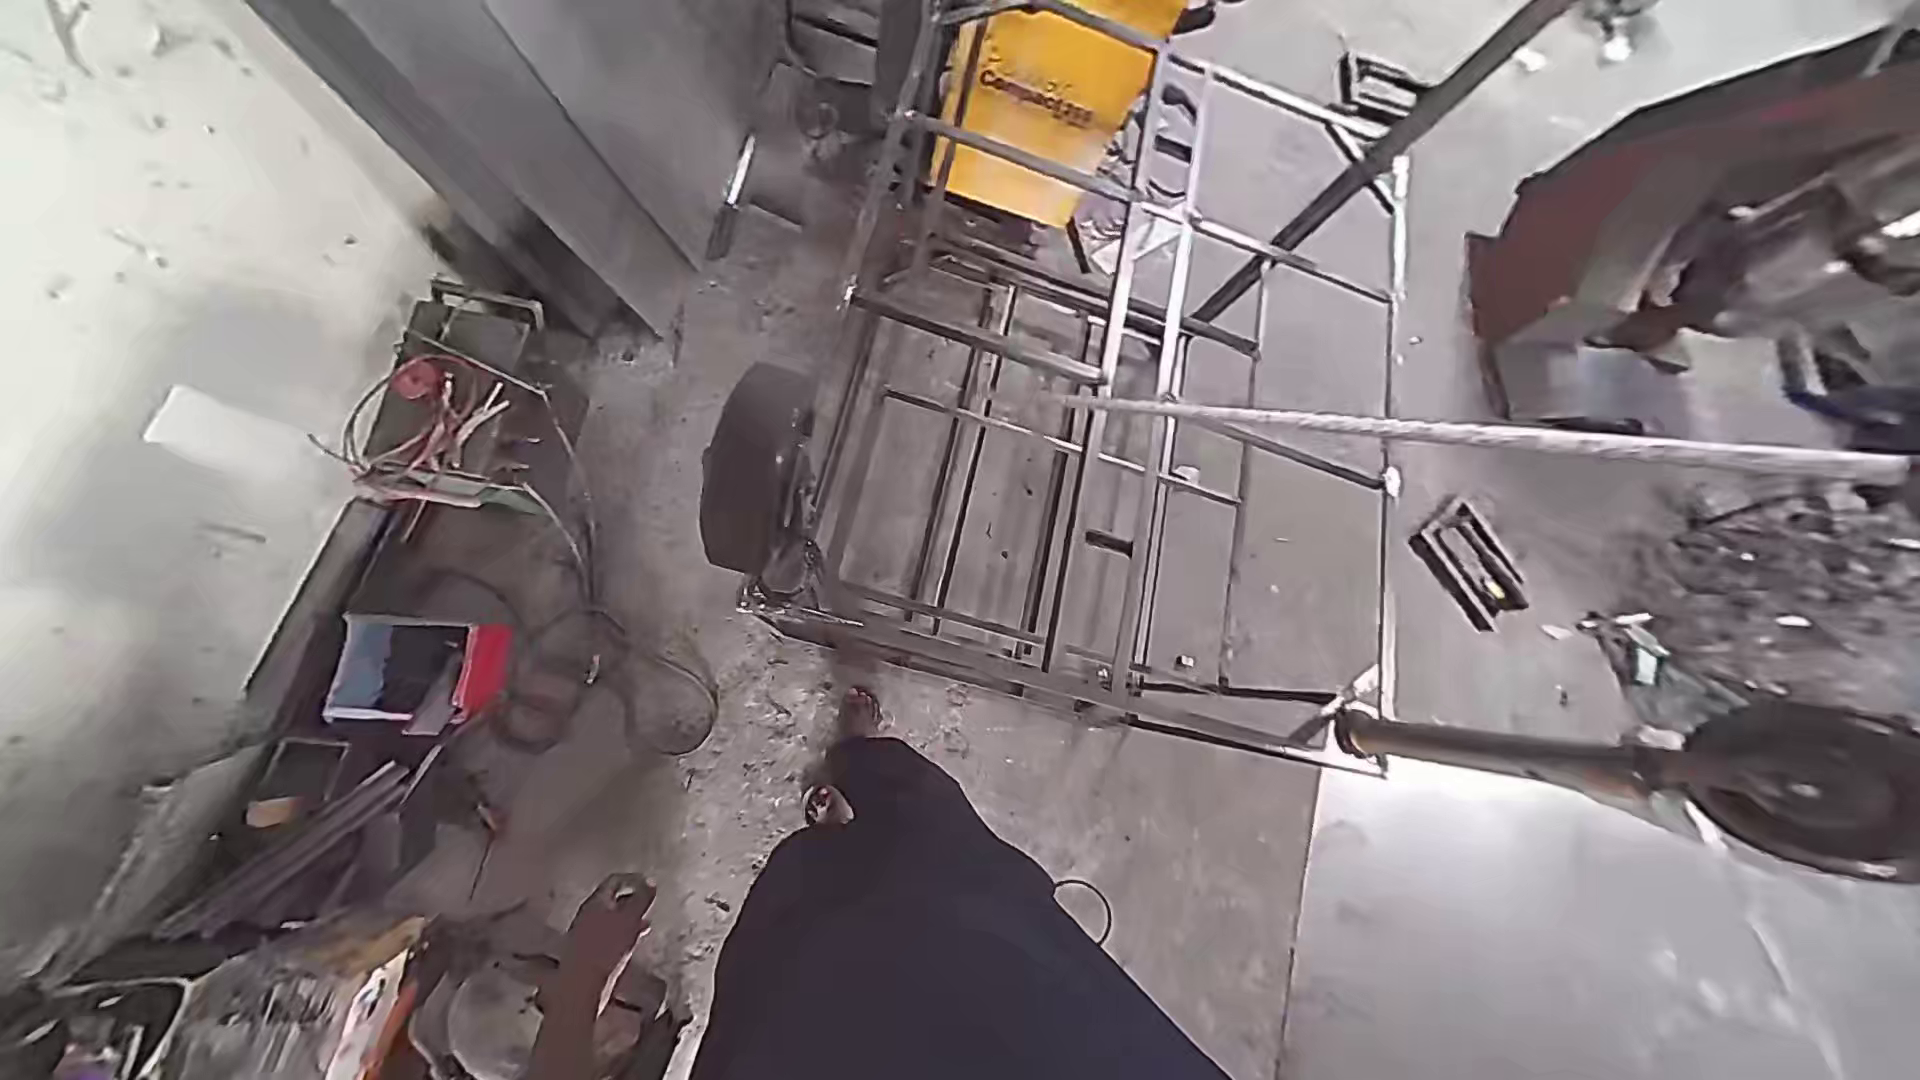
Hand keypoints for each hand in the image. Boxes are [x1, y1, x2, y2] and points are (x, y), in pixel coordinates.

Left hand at [560, 873, 653, 978]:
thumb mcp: (631, 918)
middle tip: (648, 902)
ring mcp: (583, 937)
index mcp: (595, 903)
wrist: (580, 989)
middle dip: (632, 900)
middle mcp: (586, 916)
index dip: (633, 879)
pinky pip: (607, 936)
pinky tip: (633, 941)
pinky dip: (621, 934)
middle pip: (611, 900)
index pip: (615, 880)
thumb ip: (642, 897)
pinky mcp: (585, 955)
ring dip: (628, 919)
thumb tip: (650, 881)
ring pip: (610, 919)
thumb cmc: (606, 948)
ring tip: (645, 923)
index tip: (648, 883)